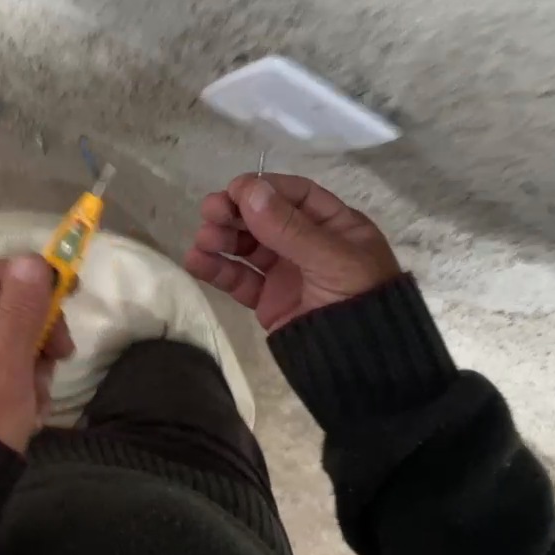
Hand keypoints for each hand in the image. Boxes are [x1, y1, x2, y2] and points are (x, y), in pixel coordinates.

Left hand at [0, 255, 75, 451]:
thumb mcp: (7, 363)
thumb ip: (22, 311)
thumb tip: (33, 259)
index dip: (30, 277)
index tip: (68, 292)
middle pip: (7, 307)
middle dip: (40, 328)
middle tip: (61, 352)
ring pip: (15, 340)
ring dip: (37, 362)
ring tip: (39, 393)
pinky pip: (11, 369)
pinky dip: (28, 384)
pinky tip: (32, 409)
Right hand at [184, 174, 400, 332]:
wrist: (359, 366)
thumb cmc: (356, 301)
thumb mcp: (330, 259)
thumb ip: (288, 227)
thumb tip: (248, 190)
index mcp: (335, 226)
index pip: (295, 195)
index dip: (264, 188)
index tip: (234, 190)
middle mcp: (308, 244)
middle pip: (265, 218)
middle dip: (235, 212)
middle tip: (209, 211)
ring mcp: (286, 273)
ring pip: (246, 247)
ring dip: (222, 238)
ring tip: (203, 240)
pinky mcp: (268, 300)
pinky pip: (238, 279)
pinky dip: (216, 269)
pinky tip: (196, 261)